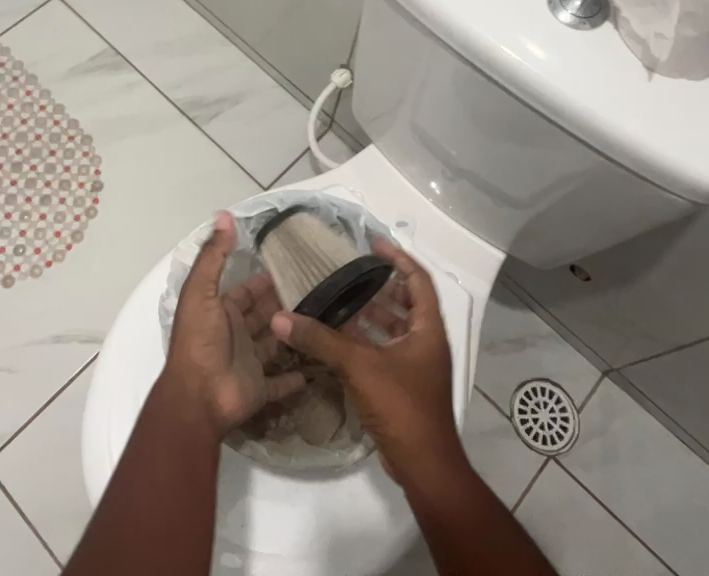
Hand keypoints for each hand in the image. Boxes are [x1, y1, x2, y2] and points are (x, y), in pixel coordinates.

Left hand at [161, 211, 306, 435]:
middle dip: (284, 304)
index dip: (265, 280)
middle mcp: (235, 335)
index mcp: (220, 311)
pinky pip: (281, 383)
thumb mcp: (201, 292)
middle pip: (263, 315)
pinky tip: (317, 365)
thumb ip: (214, 256)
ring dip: (291, 335)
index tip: (294, 268)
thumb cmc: (199, 341)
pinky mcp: (260, 389)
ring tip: (324, 321)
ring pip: (274, 345)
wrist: (199, 397)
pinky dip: (295, 378)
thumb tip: (225, 215)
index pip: (246, 291)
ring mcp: (248, 363)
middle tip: (319, 292)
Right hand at [270, 240, 460, 487]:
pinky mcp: (405, 386)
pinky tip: (338, 338)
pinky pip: (385, 350)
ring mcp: (417, 366)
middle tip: (349, 272)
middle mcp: (427, 342)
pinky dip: (366, 340)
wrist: (423, 464)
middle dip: (380, 286)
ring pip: (395, 328)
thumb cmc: (401, 406)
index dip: (398, 259)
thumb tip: (280, 318)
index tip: (374, 244)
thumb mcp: (359, 366)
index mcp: (428, 329)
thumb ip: (320, 340)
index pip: (418, 280)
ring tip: (339, 299)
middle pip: (407, 302)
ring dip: (371, 313)